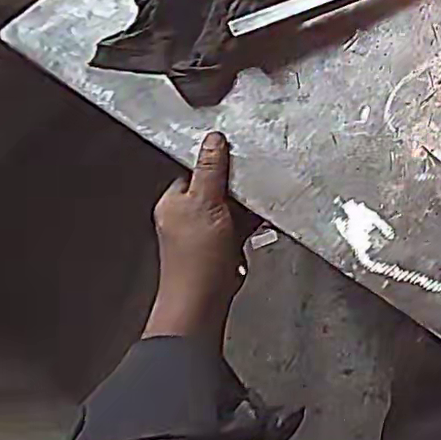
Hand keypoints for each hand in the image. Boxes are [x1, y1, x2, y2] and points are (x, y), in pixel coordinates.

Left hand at [143, 132, 243, 344]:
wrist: (205, 299)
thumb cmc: (195, 258)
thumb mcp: (204, 203)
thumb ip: (210, 170)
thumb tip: (213, 140)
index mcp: (175, 200)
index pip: (197, 168)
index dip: (217, 161)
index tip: (237, 153)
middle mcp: (190, 213)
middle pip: (219, 184)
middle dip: (238, 182)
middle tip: (254, 176)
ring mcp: (209, 228)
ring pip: (234, 203)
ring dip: (249, 201)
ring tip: (263, 196)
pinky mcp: (227, 241)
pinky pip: (244, 221)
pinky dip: (256, 218)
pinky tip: (265, 216)